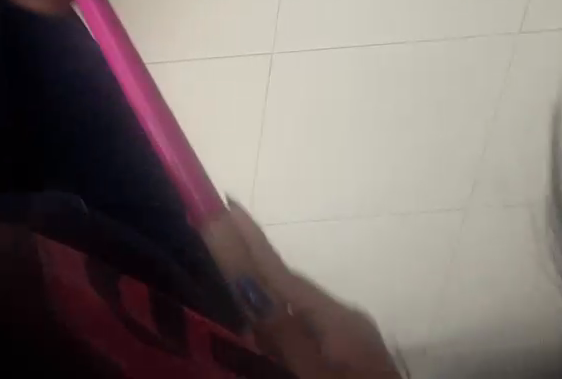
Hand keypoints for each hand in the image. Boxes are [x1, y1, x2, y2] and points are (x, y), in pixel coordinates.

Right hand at [202, 198, 400, 377]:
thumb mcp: (312, 376)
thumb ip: (273, 323)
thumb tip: (231, 255)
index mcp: (339, 319)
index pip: (279, 269)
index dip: (246, 236)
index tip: (221, 200)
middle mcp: (348, 324)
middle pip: (285, 288)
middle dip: (248, 266)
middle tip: (206, 242)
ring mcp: (354, 349)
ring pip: (294, 315)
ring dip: (260, 300)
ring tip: (223, 286)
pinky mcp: (353, 370)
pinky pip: (305, 337)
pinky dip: (277, 330)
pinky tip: (263, 338)